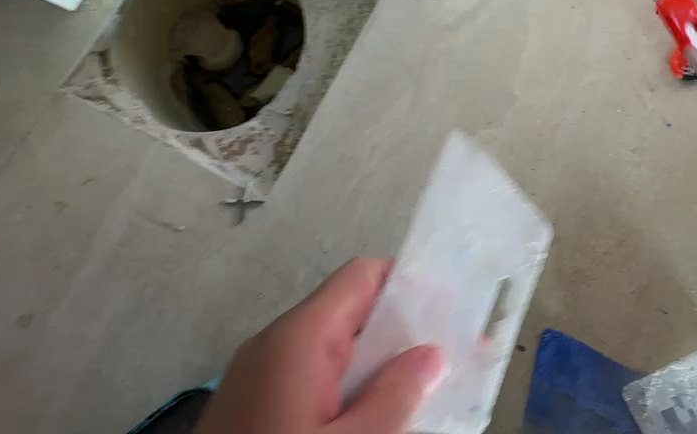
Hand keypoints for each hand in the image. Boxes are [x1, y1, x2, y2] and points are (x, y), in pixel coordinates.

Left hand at [195, 258, 445, 433]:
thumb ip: (394, 398)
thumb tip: (429, 356)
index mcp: (297, 337)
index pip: (363, 277)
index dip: (409, 287)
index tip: (447, 313)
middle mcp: (272, 344)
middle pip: (350, 315)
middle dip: (398, 338)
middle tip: (443, 365)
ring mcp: (256, 376)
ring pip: (331, 353)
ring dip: (373, 372)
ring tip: (415, 400)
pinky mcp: (248, 408)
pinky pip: (307, 382)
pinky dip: (342, 394)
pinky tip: (367, 422)